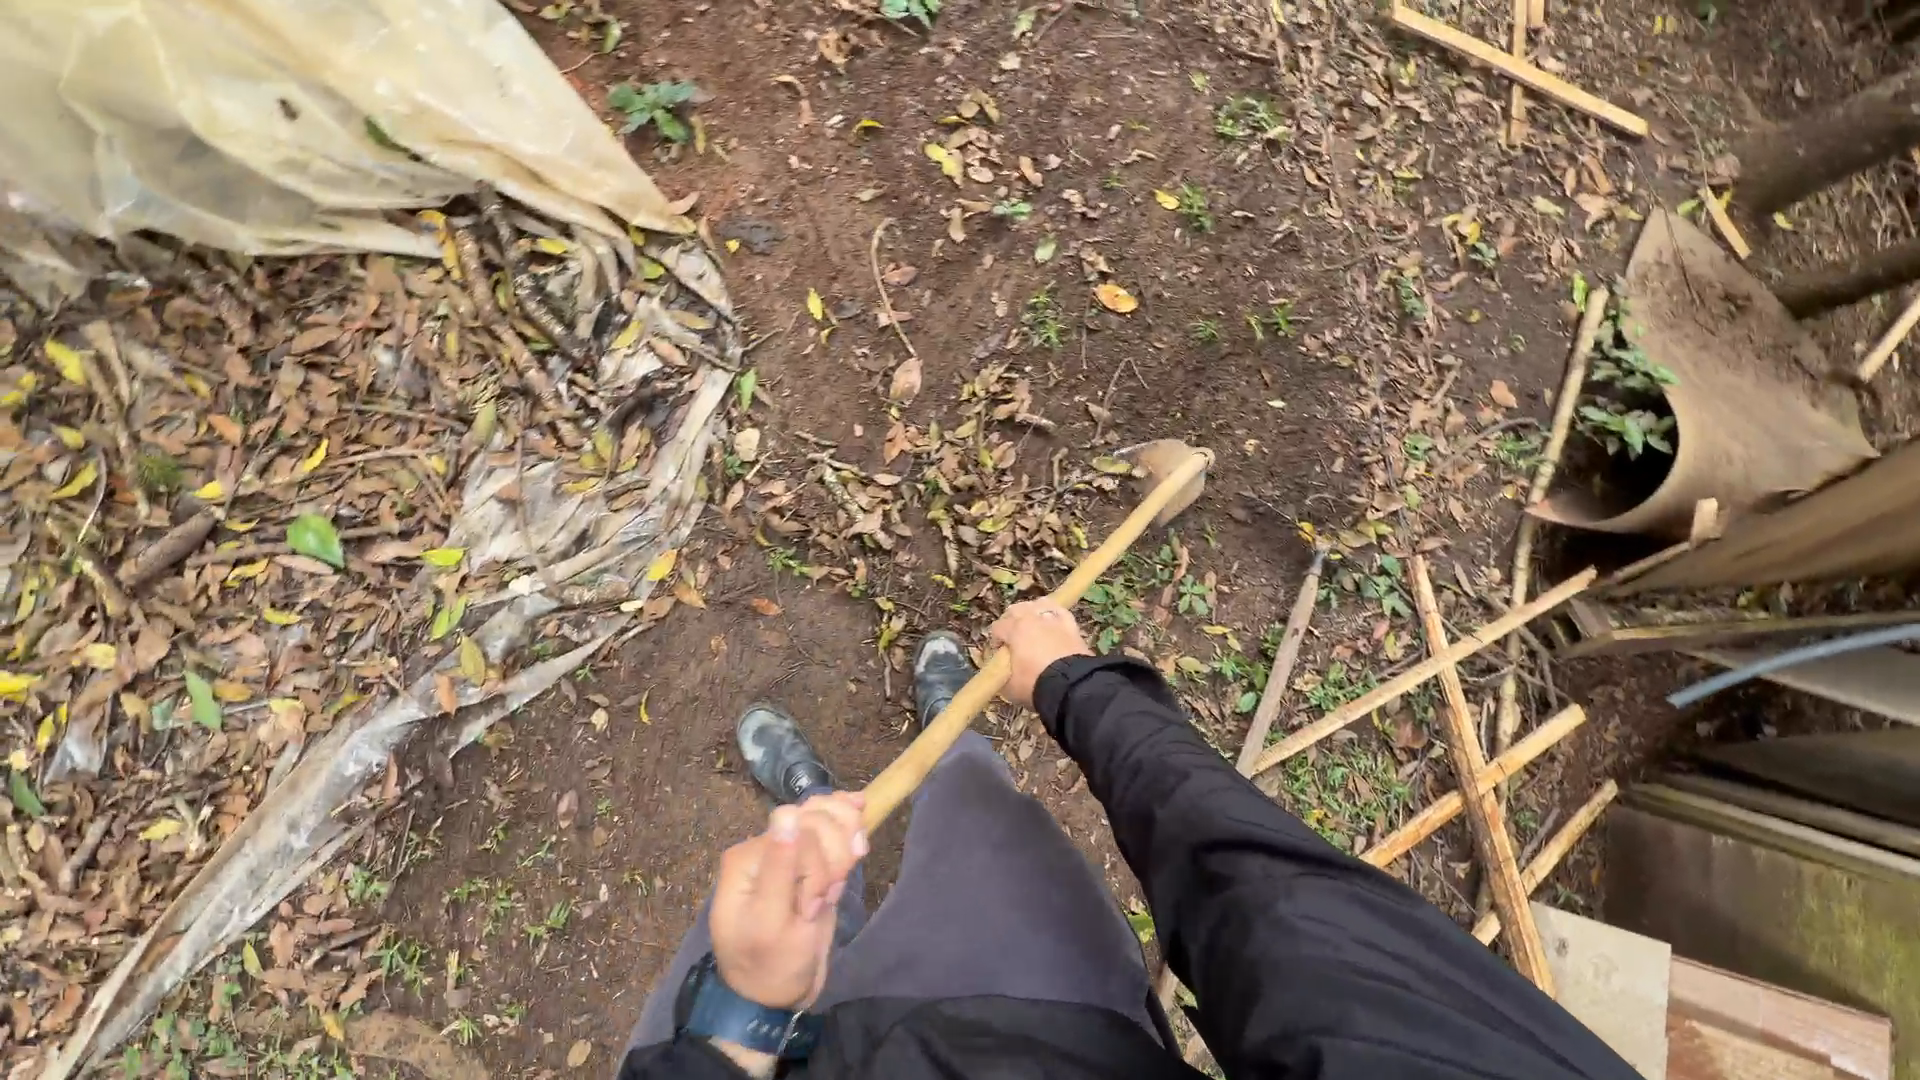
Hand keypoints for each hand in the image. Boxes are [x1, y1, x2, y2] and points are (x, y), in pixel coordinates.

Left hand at [709, 791, 867, 1010]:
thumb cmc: (769, 964)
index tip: (808, 908)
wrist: (779, 996)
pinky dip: (848, 840)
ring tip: (830, 893)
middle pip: (819, 820)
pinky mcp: (812, 859)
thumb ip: (779, 866)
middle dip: (832, 862)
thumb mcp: (771, 923)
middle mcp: (767, 845)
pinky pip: (835, 827)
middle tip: (818, 904)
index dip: (817, 866)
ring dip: (842, 855)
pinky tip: (850, 856)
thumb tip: (786, 812)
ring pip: (831, 819)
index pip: (800, 829)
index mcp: (748, 856)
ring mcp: (792, 850)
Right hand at [990, 598, 1091, 707]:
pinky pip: (1059, 611)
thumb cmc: (1034, 684)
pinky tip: (1052, 622)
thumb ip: (1001, 673)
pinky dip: (1053, 615)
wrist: (1071, 686)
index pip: (997, 627)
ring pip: (1038, 605)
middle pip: (1015, 610)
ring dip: (1031, 613)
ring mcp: (1053, 619)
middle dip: (1010, 623)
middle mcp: (1032, 617)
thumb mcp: (1009, 686)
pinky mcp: (1071, 625)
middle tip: (1013, 640)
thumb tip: (1001, 669)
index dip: (996, 640)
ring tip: (1032, 627)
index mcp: (1014, 629)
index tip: (999, 654)